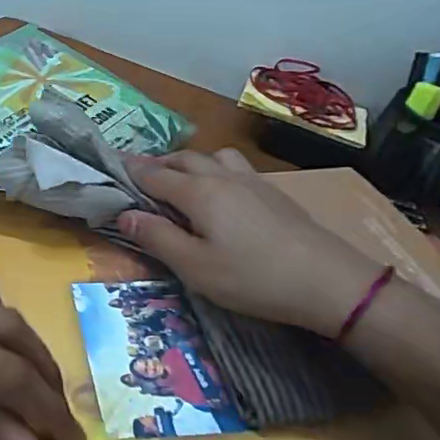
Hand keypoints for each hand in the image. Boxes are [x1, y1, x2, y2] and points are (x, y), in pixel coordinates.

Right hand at [118, 150, 384, 334]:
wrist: (330, 283)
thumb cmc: (253, 278)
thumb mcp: (193, 266)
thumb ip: (156, 238)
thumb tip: (123, 214)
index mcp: (199, 193)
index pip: (153, 175)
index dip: (129, 173)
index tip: (109, 171)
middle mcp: (223, 177)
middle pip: (182, 159)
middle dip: (156, 164)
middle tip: (138, 178)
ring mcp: (253, 182)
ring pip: (213, 157)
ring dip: (189, 164)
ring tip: (179, 184)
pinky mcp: (274, 194)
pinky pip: (235, 168)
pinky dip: (215, 171)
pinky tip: (220, 196)